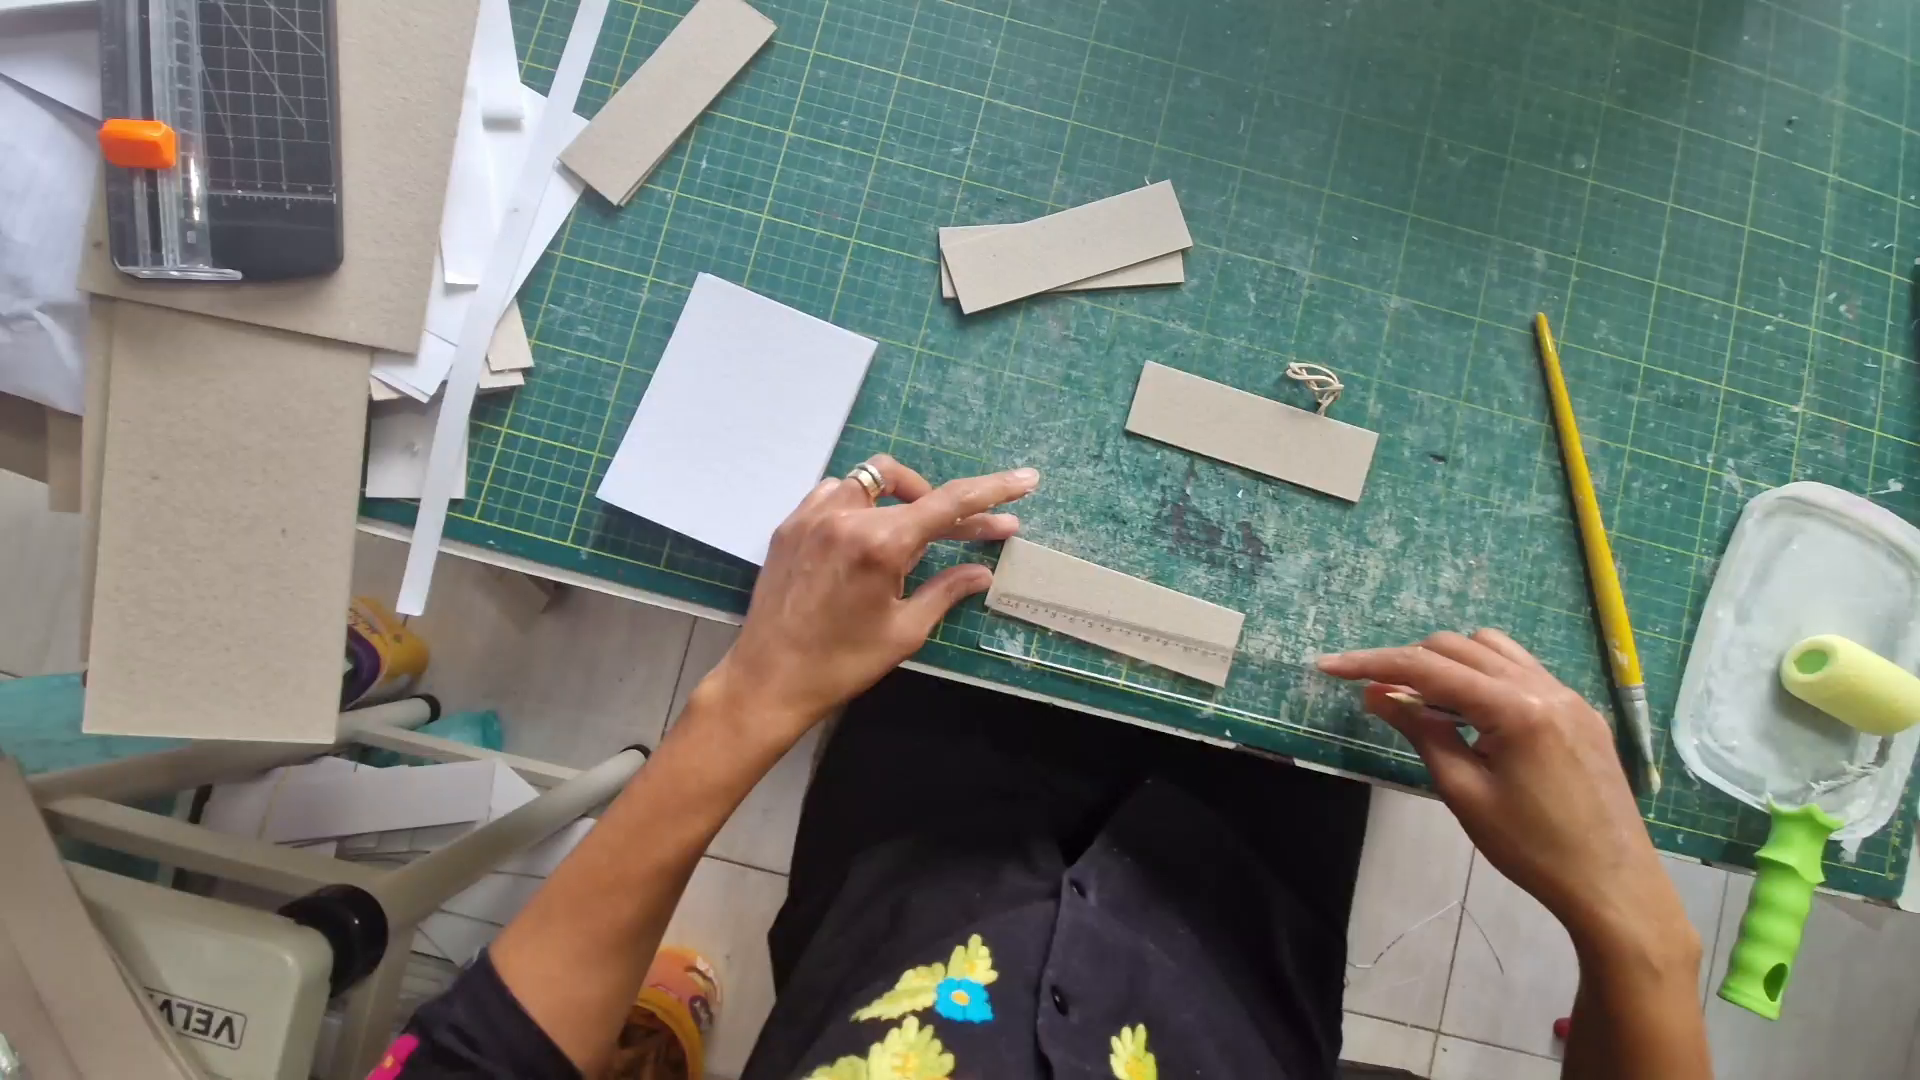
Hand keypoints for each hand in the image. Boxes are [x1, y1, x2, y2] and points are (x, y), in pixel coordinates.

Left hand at [697, 455, 1039, 749]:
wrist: (768, 680)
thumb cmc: (842, 663)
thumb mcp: (905, 631)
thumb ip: (946, 590)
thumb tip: (982, 570)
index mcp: (880, 544)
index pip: (950, 503)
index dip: (993, 489)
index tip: (1026, 479)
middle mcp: (846, 516)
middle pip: (917, 497)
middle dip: (954, 513)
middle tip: (980, 531)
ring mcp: (812, 516)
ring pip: (872, 481)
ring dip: (903, 498)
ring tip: (918, 532)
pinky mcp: (790, 524)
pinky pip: (834, 492)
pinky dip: (860, 502)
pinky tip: (868, 530)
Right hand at [1316, 630, 1695, 962]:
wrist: (1617, 890)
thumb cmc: (1531, 847)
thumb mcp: (1461, 789)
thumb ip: (1419, 730)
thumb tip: (1374, 693)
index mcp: (1516, 708)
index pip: (1426, 667)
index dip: (1370, 663)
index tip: (1328, 666)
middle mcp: (1545, 687)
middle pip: (1455, 646)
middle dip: (1406, 662)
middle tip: (1377, 696)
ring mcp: (1568, 696)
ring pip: (1489, 647)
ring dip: (1446, 662)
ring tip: (1423, 701)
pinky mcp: (1578, 711)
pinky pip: (1518, 668)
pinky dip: (1480, 674)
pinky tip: (1468, 710)